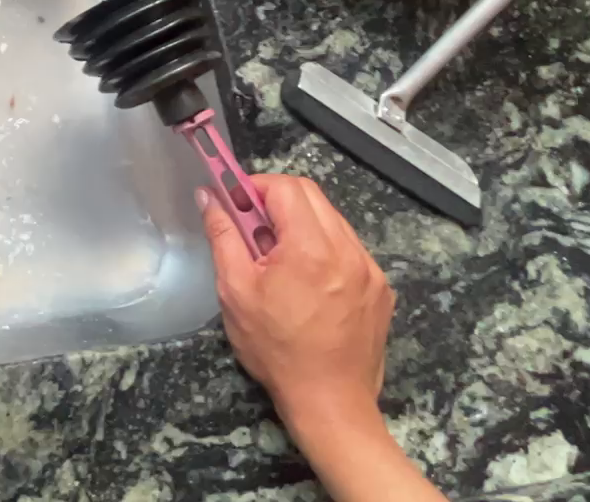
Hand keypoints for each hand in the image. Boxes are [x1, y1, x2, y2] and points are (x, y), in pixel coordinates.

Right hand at [197, 175, 394, 436]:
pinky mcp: (380, 287)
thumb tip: (208, 196)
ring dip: (299, 222)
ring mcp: (370, 269)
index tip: (234, 204)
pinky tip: (305, 277)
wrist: (331, 403)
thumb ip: (222, 234)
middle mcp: (348, 250)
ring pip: (330, 218)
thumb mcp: (235, 289)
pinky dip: (321, 245)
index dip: (254, 187)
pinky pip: (347, 246)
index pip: (285, 187)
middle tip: (250, 226)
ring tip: (276, 256)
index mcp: (311, 248)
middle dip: (274, 199)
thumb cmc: (275, 348)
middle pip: (310, 195)